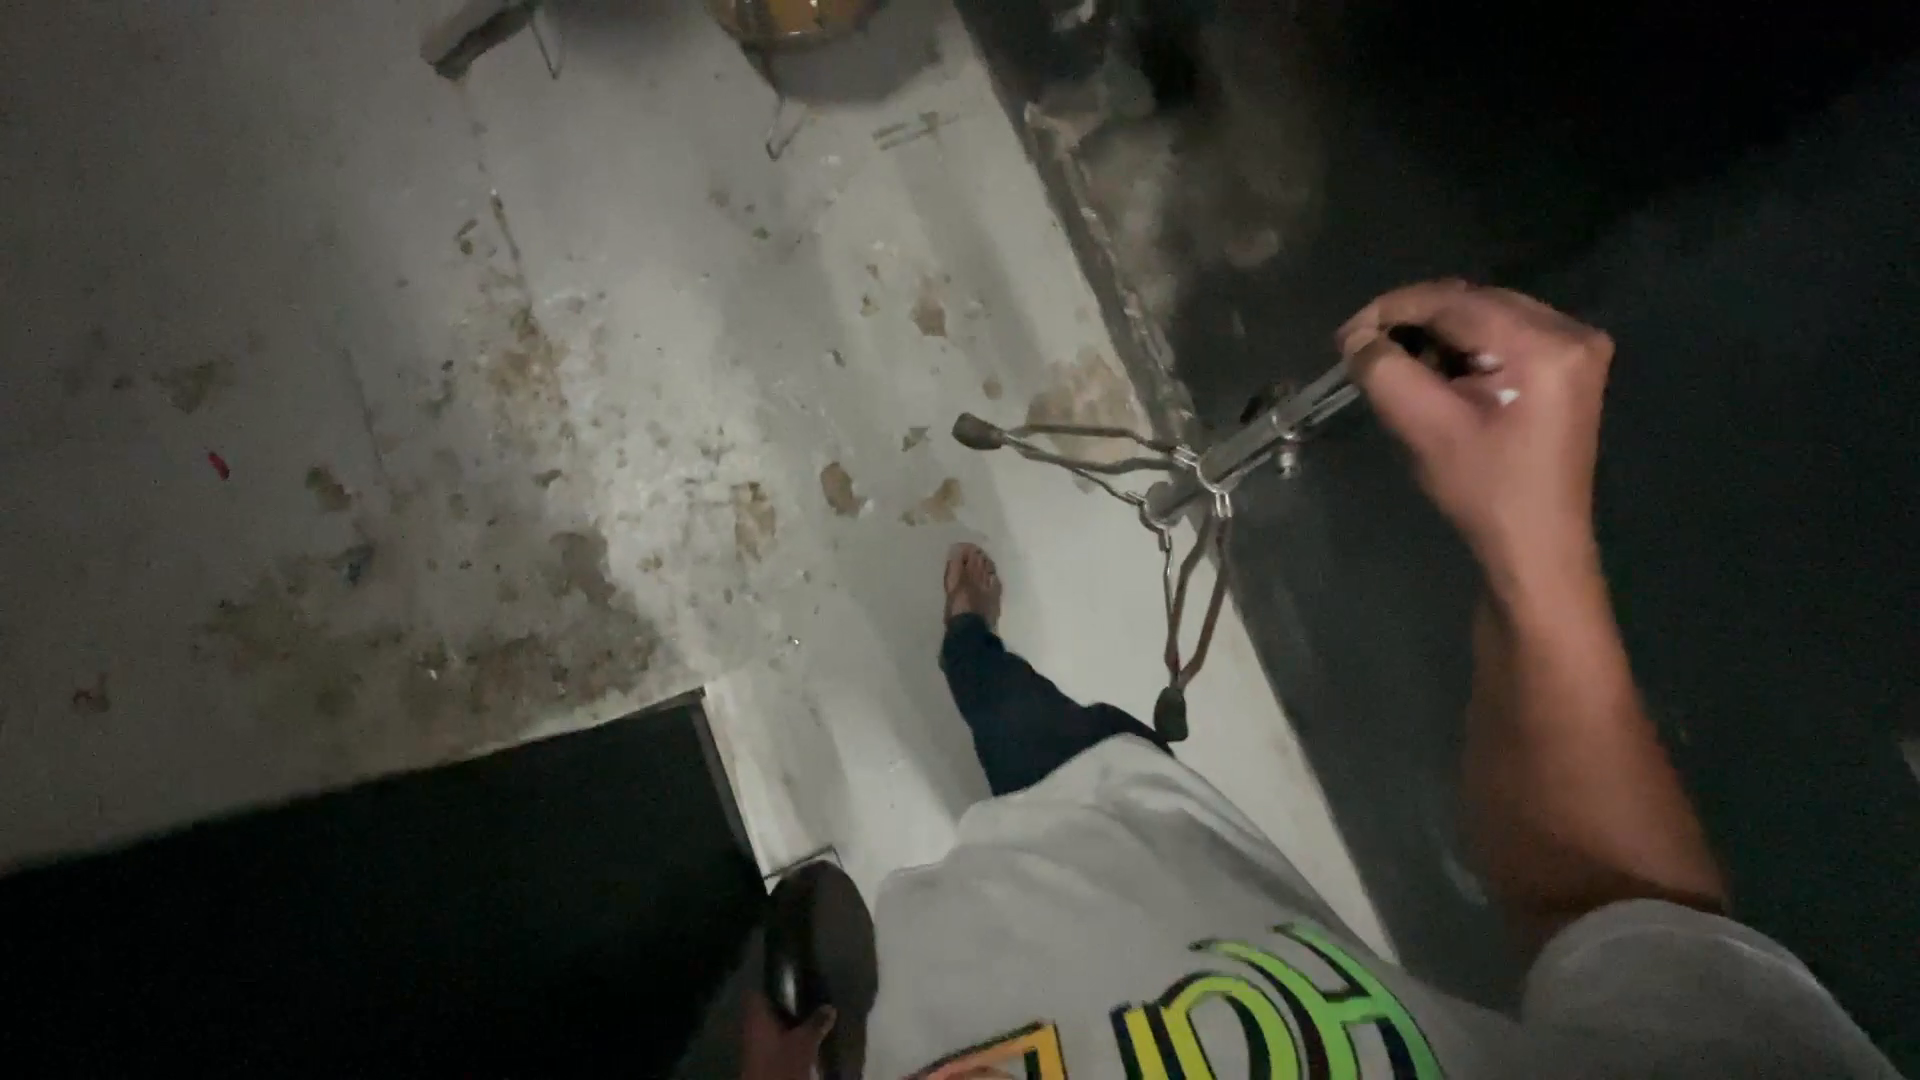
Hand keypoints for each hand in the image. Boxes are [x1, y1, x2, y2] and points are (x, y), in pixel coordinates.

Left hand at [739, 989, 833, 1079]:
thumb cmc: (781, 1069)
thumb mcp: (804, 1044)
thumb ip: (816, 1022)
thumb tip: (829, 1007)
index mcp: (757, 1019)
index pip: (758, 992)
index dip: (772, 983)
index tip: (791, 976)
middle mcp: (752, 1030)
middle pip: (766, 1009)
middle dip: (786, 1003)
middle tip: (808, 995)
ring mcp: (756, 1049)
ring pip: (771, 1028)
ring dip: (789, 1023)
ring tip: (812, 1016)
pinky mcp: (763, 1065)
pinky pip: (775, 1044)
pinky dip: (788, 1040)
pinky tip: (806, 1040)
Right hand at [1336, 281, 1614, 600]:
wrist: (1534, 540)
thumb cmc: (1481, 487)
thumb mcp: (1422, 426)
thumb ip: (1384, 371)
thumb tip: (1356, 337)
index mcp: (1543, 344)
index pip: (1453, 302)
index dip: (1390, 310)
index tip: (1344, 337)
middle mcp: (1569, 331)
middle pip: (1471, 302)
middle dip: (1410, 321)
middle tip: (1362, 351)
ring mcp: (1574, 348)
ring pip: (1483, 316)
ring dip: (1432, 335)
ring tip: (1394, 366)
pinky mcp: (1565, 367)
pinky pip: (1500, 336)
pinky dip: (1458, 348)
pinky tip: (1433, 374)